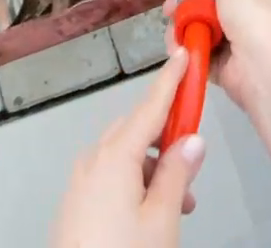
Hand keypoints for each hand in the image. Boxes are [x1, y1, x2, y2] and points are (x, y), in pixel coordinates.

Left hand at [51, 49, 207, 247]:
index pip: (150, 106)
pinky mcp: (75, 206)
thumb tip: (191, 139)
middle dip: (166, 136)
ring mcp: (80, 183)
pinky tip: (152, 214)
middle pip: (135, 129)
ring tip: (181, 202)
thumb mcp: (161, 220)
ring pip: (124, 157)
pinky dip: (135, 182)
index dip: (170, 80)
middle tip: (194, 159)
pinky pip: (110, 177)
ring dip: (153, 167)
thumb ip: (177, 174)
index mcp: (115, 155)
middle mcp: (93, 160)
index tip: (183, 51)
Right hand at [166, 0, 270, 111]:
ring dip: (181, 29)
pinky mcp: (222, 68)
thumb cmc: (252, 15)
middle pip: (206, 5)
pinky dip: (186, 52)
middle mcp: (244, 14)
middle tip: (168, 10)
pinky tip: (178, 50)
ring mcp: (233, 42)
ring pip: (199, 29)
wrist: (266, 70)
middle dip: (184, 5)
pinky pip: (199, 54)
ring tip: (172, 35)